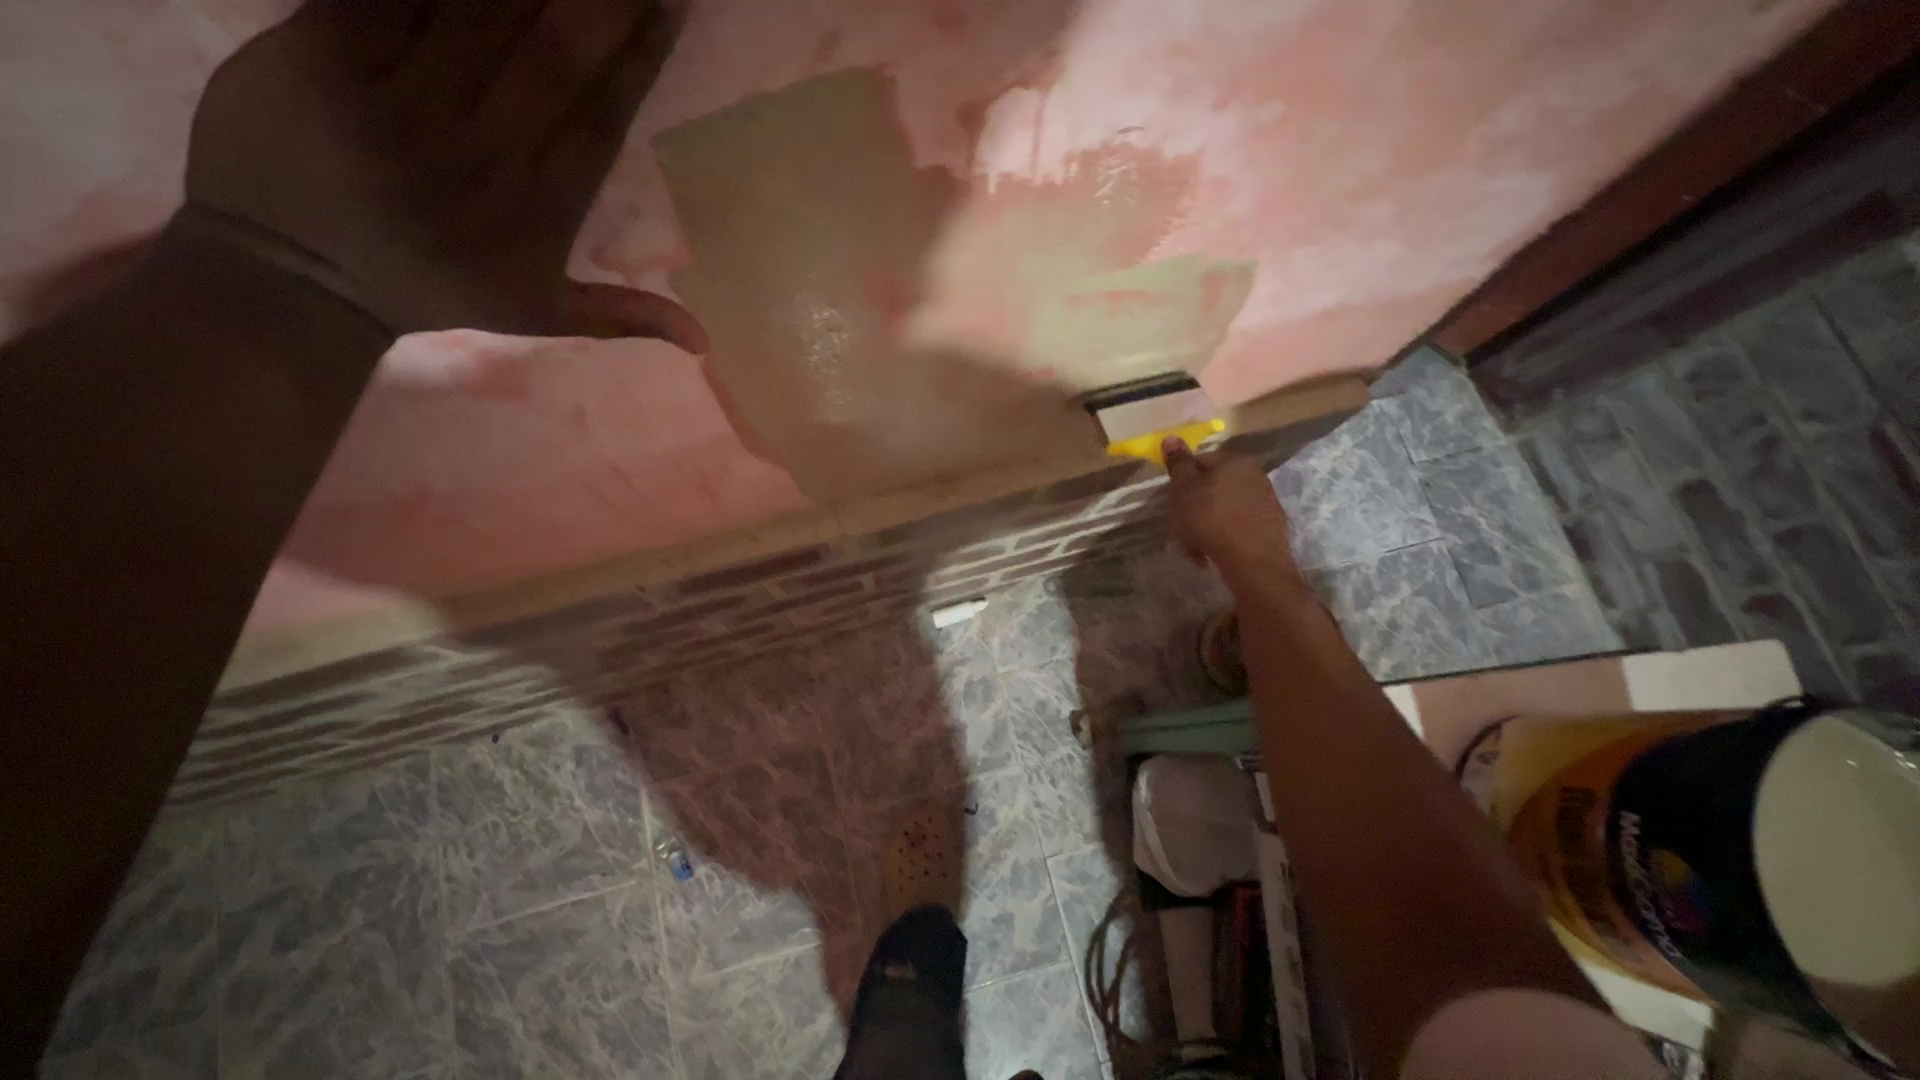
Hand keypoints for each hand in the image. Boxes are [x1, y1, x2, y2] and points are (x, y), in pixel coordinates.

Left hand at [178, 0, 704, 348]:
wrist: (291, 278)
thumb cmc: (429, 290)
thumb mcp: (536, 316)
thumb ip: (621, 316)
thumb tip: (704, 341)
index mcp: (536, 207)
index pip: (604, 115)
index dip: (642, 54)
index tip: (673, 6)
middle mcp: (480, 150)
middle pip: (556, 51)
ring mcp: (400, 98)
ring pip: (481, 7)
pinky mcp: (325, 51)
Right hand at [1163, 437, 1301, 584]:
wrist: (1252, 561)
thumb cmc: (1211, 520)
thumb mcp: (1184, 490)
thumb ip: (1178, 464)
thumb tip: (1171, 436)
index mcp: (1234, 461)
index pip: (1199, 462)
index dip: (1182, 483)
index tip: (1173, 504)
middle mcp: (1255, 474)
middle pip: (1213, 487)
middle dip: (1195, 507)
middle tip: (1182, 529)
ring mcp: (1266, 501)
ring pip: (1225, 508)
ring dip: (1208, 525)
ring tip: (1197, 547)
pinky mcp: (1271, 526)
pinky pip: (1238, 526)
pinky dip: (1224, 536)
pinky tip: (1215, 553)